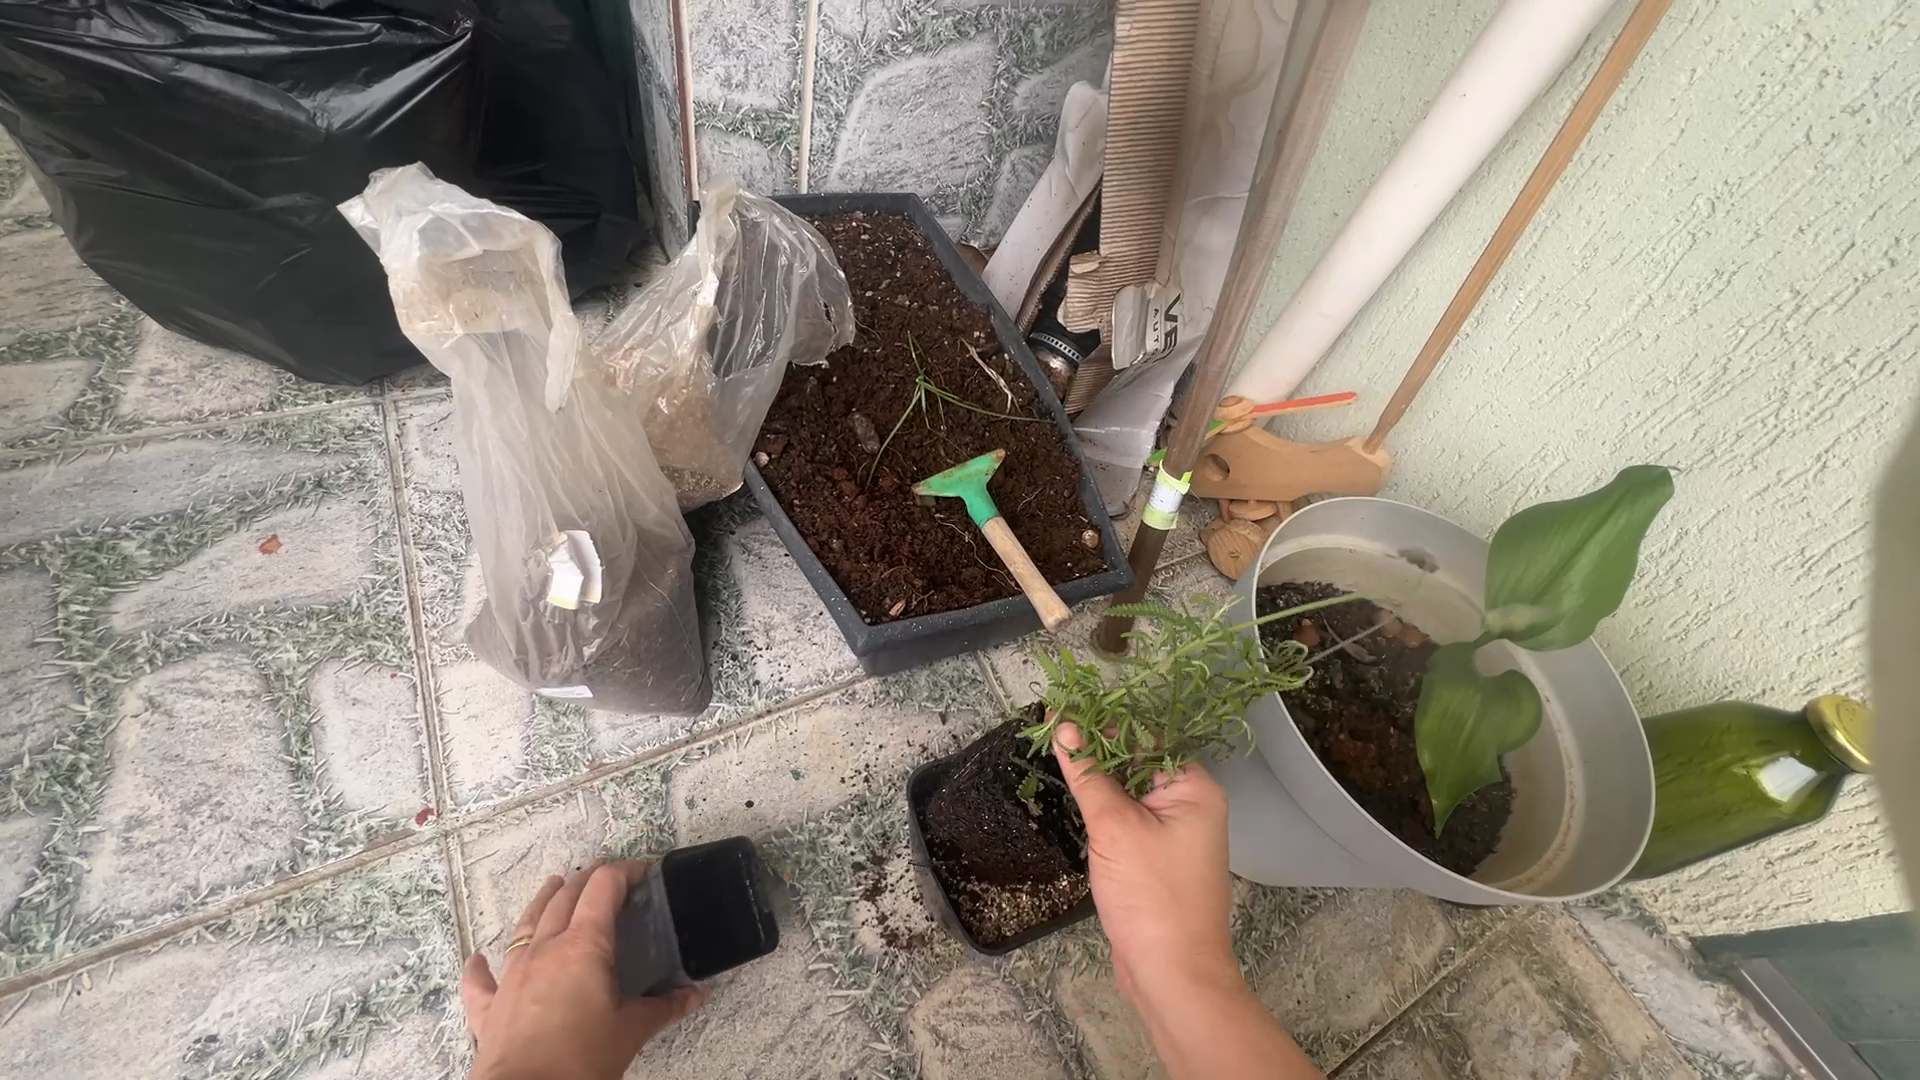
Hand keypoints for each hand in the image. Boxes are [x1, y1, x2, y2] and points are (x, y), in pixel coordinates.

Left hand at [463, 861, 705, 1079]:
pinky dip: (479, 969)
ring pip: (527, 924)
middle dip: (588, 879)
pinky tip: (476, 959)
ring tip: (554, 884)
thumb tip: (698, 995)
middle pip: (566, 897)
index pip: (605, 887)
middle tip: (608, 874)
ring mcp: (513, 976)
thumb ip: (666, 1006)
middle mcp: (546, 949)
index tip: (644, 872)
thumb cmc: (581, 1059)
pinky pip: (480, 982)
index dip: (626, 871)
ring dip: (543, 901)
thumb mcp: (632, 1030)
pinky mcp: (489, 1009)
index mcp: (585, 945)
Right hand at [1053, 723, 1239, 1005]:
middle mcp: (1190, 802)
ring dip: (1098, 775)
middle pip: (1138, 760)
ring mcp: (1174, 830)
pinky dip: (1104, 803)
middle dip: (1098, 747)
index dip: (1105, 723)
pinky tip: (1076, 791)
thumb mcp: (1114, 826)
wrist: (1172, 975)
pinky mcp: (1157, 853)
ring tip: (1057, 750)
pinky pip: (1129, 814)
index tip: (1064, 712)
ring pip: (1130, 788)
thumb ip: (1088, 774)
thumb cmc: (1151, 895)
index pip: (1146, 737)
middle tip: (1052, 729)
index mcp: (1193, 787)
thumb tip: (1063, 726)